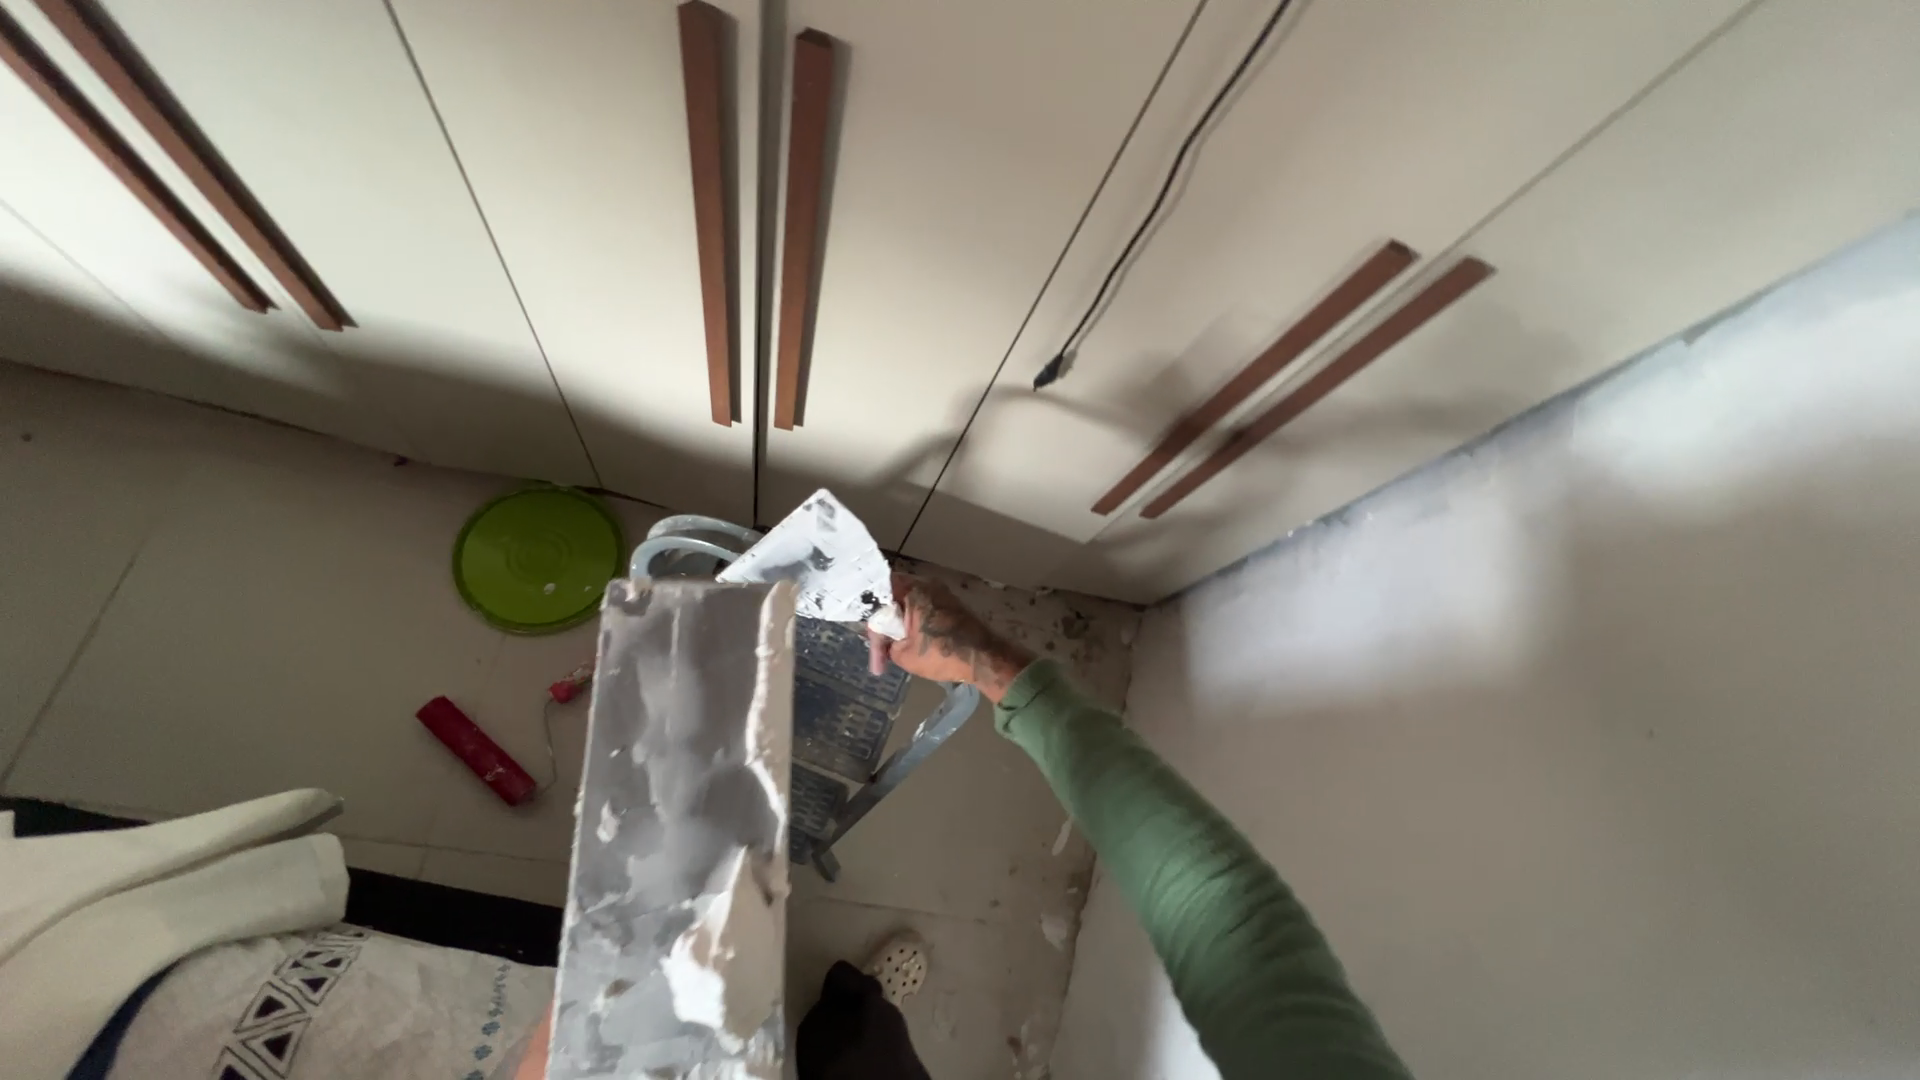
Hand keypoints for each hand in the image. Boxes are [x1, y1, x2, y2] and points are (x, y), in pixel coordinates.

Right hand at [875, 572, 1032, 702]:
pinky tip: (911, 645)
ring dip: (900, 627)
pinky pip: (924, 610)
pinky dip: (915, 626)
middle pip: (894, 599)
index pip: (879, 590)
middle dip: (884, 626)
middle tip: (879, 650)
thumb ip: (887, 644)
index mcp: (913, 590)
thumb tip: (887, 643)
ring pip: (909, 606)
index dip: (869, 612)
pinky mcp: (952, 606)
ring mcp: (942, 594)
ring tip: (892, 652)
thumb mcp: (905, 655)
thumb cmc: (943, 654)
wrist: (986, 658)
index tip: (866, 633)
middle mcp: (928, 585)